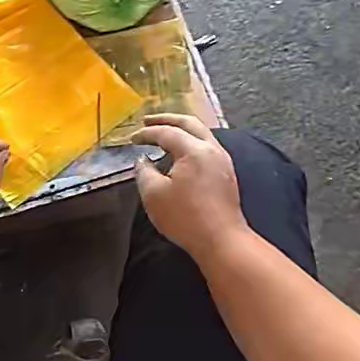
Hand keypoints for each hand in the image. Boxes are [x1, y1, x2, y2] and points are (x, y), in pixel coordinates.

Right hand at [131, 114, 251, 260]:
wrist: (222, 240)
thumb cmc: (185, 218)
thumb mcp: (154, 195)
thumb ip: (144, 172)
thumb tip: (143, 161)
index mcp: (194, 150)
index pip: (167, 132)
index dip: (147, 133)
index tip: (132, 138)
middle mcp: (212, 149)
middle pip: (189, 123)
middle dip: (167, 120)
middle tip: (148, 121)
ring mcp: (223, 161)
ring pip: (202, 134)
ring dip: (182, 130)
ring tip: (164, 136)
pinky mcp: (227, 174)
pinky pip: (207, 148)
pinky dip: (191, 143)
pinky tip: (181, 155)